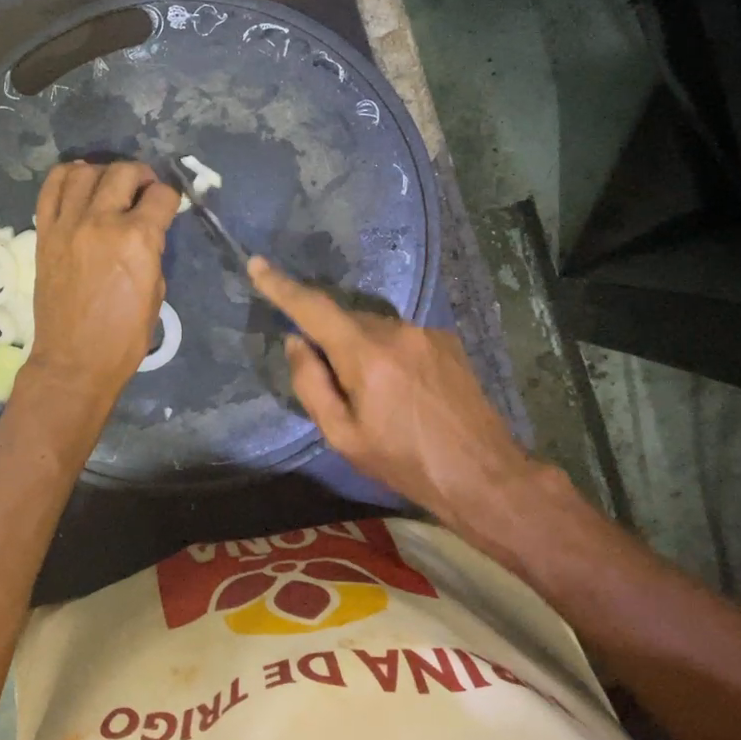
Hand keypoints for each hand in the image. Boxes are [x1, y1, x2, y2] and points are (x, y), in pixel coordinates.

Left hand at [25, 161, 178, 401]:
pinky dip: (65, 177)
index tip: (167, 206)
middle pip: (123, 173)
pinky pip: (50, 190)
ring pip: (84, 173)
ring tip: (109, 186)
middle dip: (141, 176)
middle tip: (142, 190)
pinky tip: (78, 182)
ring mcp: (68, 226)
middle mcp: (101, 222)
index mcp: (137, 239)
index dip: (170, 198)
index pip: (162, 195)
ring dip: (103, 173)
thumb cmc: (123, 336)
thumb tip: (147, 231)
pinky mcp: (44, 235)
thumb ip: (151, 251)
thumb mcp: (155, 291)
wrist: (74, 360)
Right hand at [248, 257, 550, 534]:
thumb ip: (310, 384)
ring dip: (358, 348)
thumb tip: (296, 343)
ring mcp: (427, 334)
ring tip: (373, 396)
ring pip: (372, 327)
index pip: (313, 308)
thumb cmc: (404, 462)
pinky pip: (399, 336)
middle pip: (343, 319)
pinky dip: (385, 353)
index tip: (256, 264)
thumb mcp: (342, 436)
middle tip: (333, 387)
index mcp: (366, 356)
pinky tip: (400, 390)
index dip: (281, 286)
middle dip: (326, 338)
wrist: (484, 475)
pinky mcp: (447, 342)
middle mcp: (397, 332)